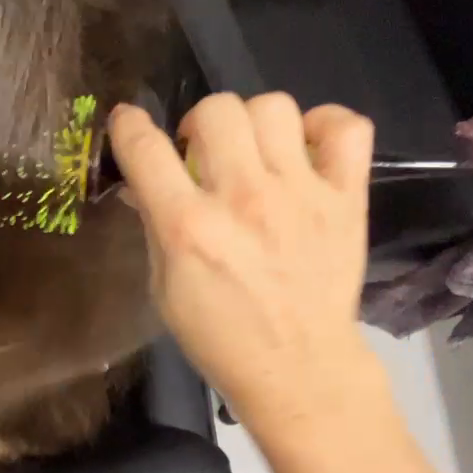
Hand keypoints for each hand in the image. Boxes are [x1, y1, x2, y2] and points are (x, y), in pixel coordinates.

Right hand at [108, 94, 379, 432]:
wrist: (295, 365)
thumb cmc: (216, 334)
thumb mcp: (164, 287)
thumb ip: (156, 229)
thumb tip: (143, 186)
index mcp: (187, 227)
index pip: (146, 150)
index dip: (128, 126)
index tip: (126, 121)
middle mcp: (242, 198)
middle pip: (216, 111)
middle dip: (197, 123)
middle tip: (199, 151)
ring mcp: (300, 193)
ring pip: (274, 107)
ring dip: (251, 123)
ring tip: (250, 151)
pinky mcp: (346, 197)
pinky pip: (345, 127)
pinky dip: (322, 126)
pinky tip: (303, 149)